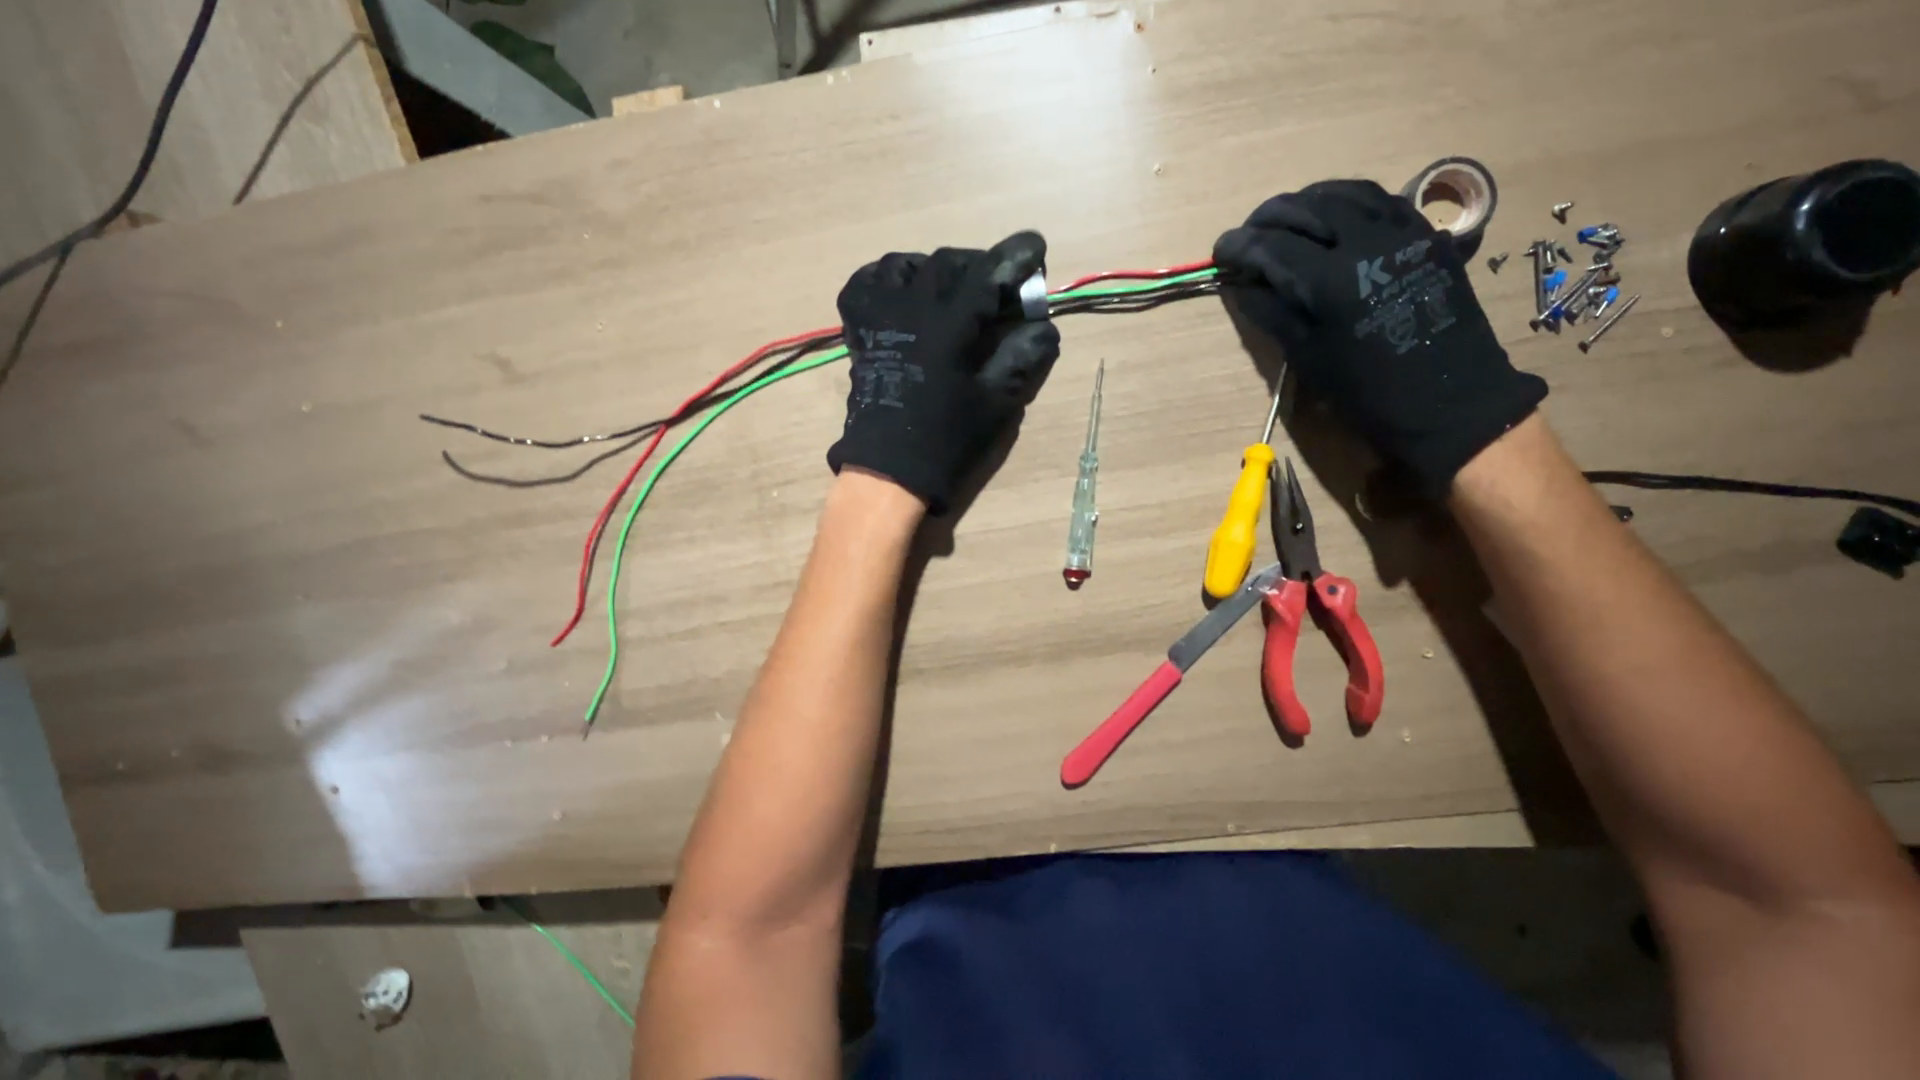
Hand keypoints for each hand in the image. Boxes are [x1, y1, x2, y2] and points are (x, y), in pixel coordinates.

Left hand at [828, 231, 1059, 513]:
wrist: (889, 470)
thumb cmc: (948, 439)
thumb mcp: (999, 402)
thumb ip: (1024, 356)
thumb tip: (1043, 326)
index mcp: (950, 322)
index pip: (988, 271)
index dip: (1016, 256)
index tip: (1036, 247)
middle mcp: (912, 306)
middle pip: (950, 262)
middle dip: (982, 266)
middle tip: (1002, 288)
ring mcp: (880, 316)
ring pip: (908, 266)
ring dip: (937, 269)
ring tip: (955, 290)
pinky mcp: (860, 331)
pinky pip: (867, 284)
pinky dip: (888, 278)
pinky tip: (906, 293)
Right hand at [1213, 180, 1545, 495]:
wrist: (1452, 402)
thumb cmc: (1371, 394)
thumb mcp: (1310, 358)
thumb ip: (1272, 313)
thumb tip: (1241, 284)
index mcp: (1332, 280)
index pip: (1272, 246)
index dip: (1240, 246)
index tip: (1220, 251)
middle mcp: (1367, 242)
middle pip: (1307, 207)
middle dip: (1269, 217)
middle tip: (1248, 234)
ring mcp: (1403, 233)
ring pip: (1346, 194)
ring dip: (1308, 201)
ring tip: (1287, 218)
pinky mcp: (1428, 237)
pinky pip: (1382, 201)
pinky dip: (1349, 202)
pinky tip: (1335, 216)